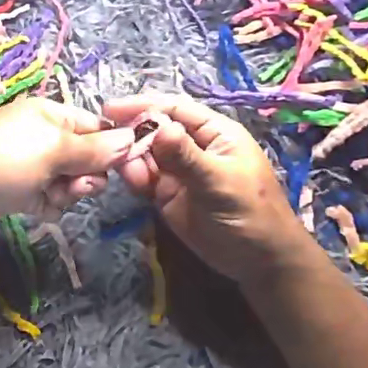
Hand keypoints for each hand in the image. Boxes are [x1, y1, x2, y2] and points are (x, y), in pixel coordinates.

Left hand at [0, 98, 133, 229]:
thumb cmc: (1, 159)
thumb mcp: (53, 150)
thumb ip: (94, 149)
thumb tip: (134, 138)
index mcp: (55, 116)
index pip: (99, 128)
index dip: (114, 148)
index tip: (124, 168)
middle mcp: (46, 138)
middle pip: (88, 159)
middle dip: (88, 175)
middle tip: (75, 185)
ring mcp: (33, 166)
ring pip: (71, 183)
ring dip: (68, 194)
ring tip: (51, 196)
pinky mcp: (20, 191)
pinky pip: (50, 199)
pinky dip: (49, 206)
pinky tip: (39, 209)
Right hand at [103, 93, 308, 285]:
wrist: (260, 263)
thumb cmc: (251, 214)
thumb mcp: (219, 182)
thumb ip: (186, 157)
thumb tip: (159, 128)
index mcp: (213, 132)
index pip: (174, 108)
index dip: (143, 105)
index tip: (110, 109)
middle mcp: (192, 146)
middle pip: (154, 129)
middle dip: (131, 132)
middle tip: (107, 142)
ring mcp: (178, 170)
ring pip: (145, 154)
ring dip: (129, 156)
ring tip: (119, 166)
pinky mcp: (166, 194)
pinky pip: (144, 178)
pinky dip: (133, 177)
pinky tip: (131, 182)